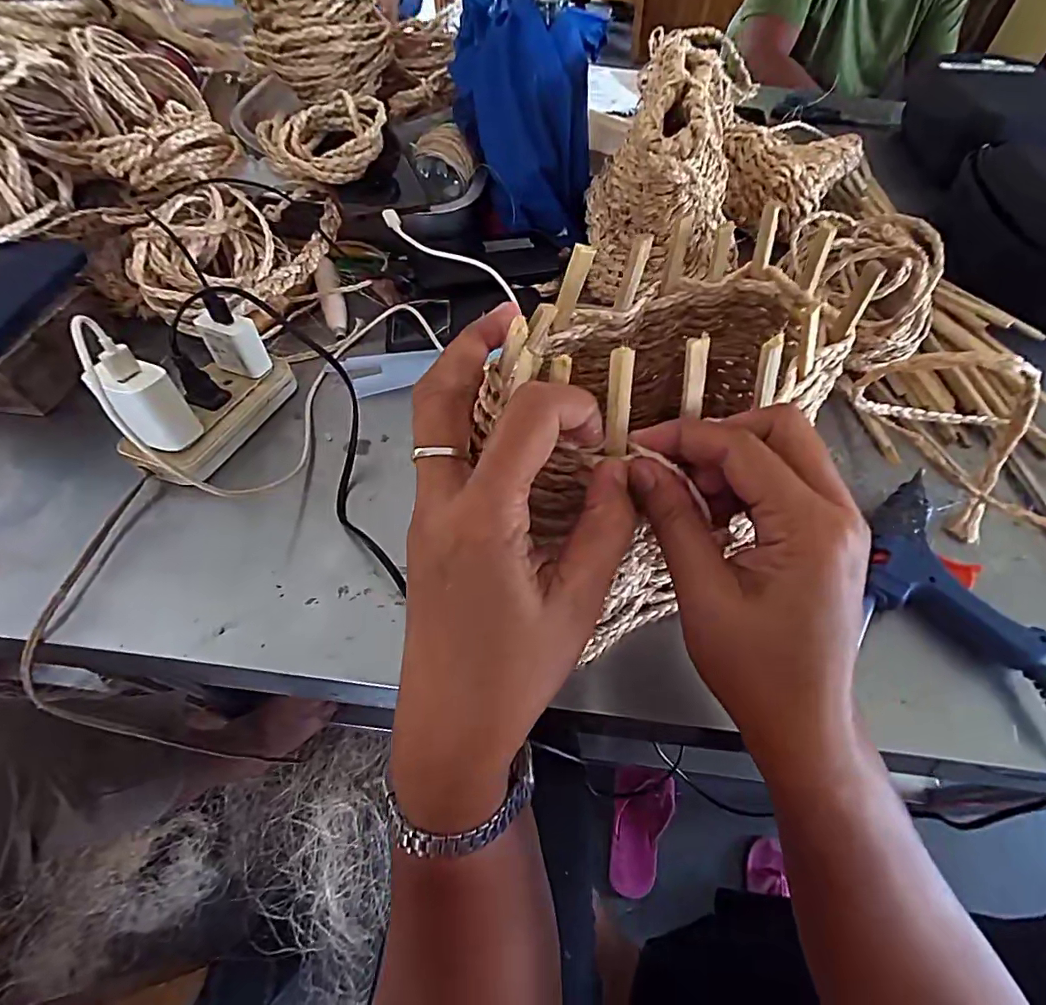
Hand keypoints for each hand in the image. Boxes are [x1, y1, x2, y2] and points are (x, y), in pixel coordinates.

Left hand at [394, 304, 636, 831]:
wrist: (447, 727)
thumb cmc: (515, 674)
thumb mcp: (578, 603)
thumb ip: (606, 527)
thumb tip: (621, 473)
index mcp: (483, 519)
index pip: (523, 417)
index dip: (568, 403)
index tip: (600, 431)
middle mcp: (441, 504)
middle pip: (438, 396)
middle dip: (474, 346)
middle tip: (512, 319)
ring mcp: (424, 515)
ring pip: (429, 421)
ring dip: (465, 378)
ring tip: (506, 354)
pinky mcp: (426, 530)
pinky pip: (440, 453)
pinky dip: (468, 421)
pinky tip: (504, 428)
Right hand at [628, 407, 868, 764]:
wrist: (807, 721)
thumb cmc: (757, 672)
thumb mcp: (703, 595)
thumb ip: (674, 520)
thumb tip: (642, 468)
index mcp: (811, 526)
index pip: (744, 448)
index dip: (686, 438)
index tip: (642, 445)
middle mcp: (839, 511)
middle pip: (782, 428)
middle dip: (721, 437)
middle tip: (677, 472)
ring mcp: (843, 520)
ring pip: (787, 449)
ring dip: (735, 461)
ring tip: (695, 503)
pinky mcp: (833, 533)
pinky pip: (791, 480)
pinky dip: (751, 484)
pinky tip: (720, 518)